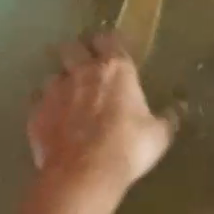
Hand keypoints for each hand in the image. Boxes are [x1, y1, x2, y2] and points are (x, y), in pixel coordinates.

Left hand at [28, 33, 175, 194]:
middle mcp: (83, 71)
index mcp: (116, 69)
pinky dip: (44, 108)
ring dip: (59, 83)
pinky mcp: (36, 113)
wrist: (83, 175)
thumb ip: (166, 119)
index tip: (109, 50)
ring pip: (52, 75)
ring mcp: (55, 91)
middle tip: (82, 67)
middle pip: (72, 47)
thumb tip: (177, 111)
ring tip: (65, 98)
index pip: (108, 38)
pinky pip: (37, 102)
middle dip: (75, 53)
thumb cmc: (127, 148)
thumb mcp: (157, 135)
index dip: (107, 42)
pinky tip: (51, 122)